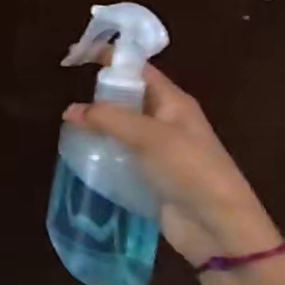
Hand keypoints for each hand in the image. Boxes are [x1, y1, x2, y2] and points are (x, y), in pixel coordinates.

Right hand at [62, 59, 280, 266]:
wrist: (218, 227)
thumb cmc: (191, 171)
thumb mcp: (150, 136)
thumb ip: (109, 118)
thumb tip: (70, 110)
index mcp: (173, 102)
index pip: (138, 68)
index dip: (110, 57)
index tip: (76, 57)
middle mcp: (165, 120)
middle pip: (126, 96)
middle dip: (98, 93)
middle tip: (66, 97)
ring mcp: (157, 148)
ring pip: (119, 125)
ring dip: (96, 124)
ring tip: (67, 127)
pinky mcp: (148, 172)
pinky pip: (118, 152)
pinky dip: (100, 149)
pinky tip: (81, 154)